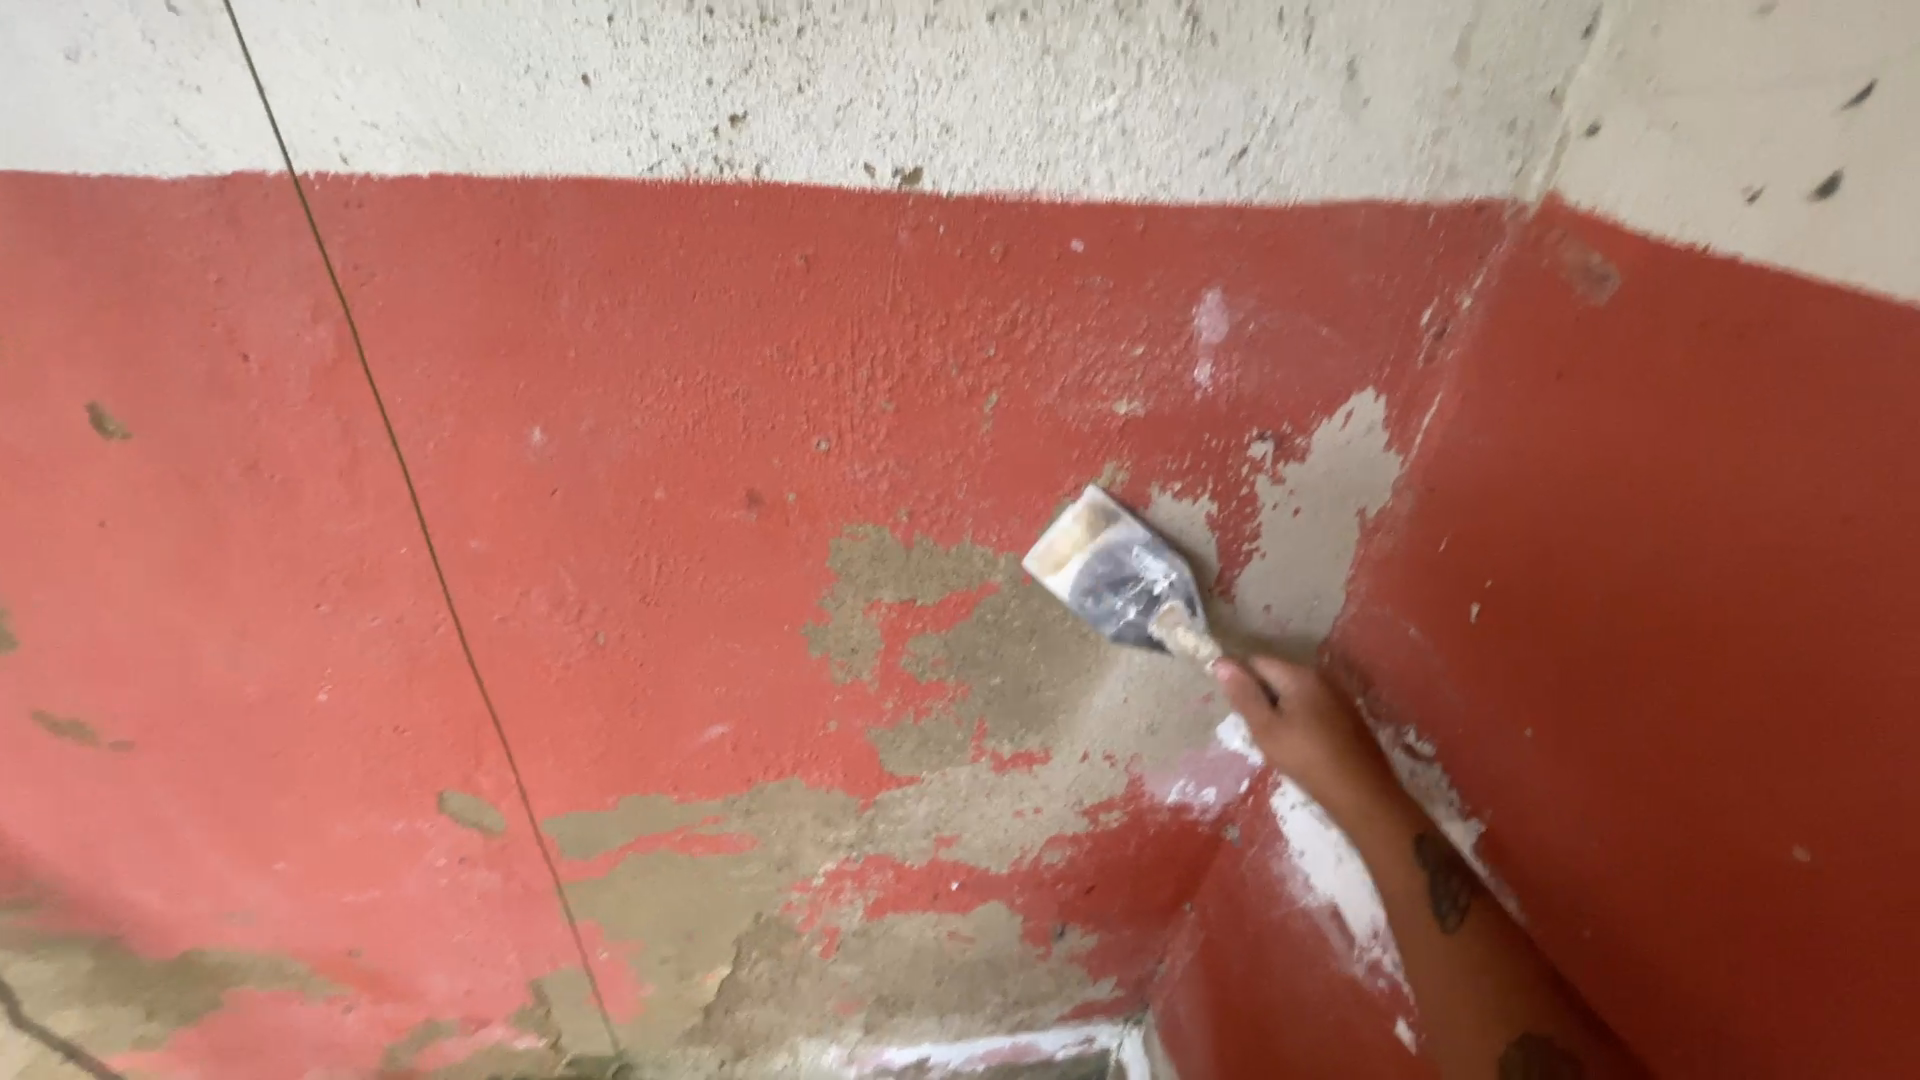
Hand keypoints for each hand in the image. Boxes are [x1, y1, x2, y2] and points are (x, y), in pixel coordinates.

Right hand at [1213, 655, 1398, 810]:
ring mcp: (1338, 696)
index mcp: (1299, 675)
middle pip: (1276, 675)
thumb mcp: (1266, 728)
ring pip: (1294, 692)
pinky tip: (1300, 743)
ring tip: (1276, 739)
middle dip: (1261, 695)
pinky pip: (1312, 705)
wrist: (1363, 794)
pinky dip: (1299, 717)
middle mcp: (1321, 677)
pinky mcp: (1347, 715)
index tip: (1237, 710)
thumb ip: (1243, 694)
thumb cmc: (1306, 759)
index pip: (1256, 662)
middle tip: (1256, 729)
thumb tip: (1221, 662)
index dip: (1241, 681)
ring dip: (1279, 707)